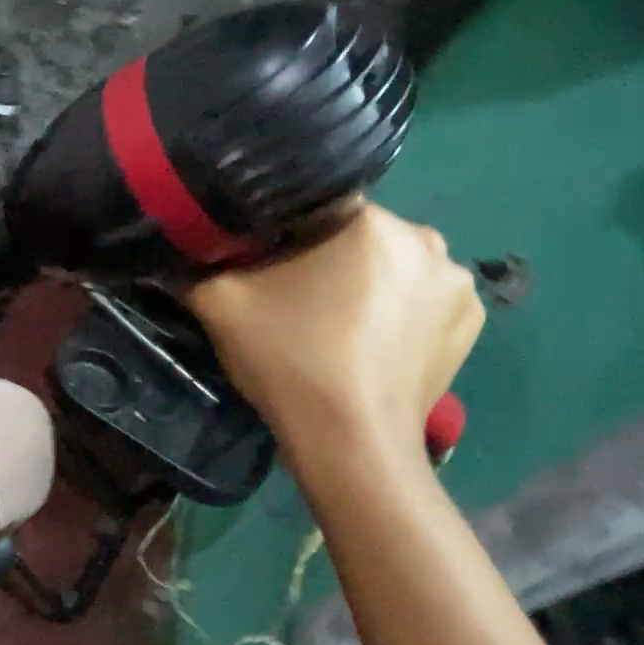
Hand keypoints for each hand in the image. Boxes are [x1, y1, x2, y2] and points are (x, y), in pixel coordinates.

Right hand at [186, 203, 483, 467]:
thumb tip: (172, 248)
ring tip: (328, 319)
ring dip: (363, 281)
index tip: (255, 257)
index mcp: (368, 222)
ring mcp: (458, 283)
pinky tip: (365, 339)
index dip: (278, 228)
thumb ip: (190, 264)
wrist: (350, 441)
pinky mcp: (471, 323)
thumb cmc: (287, 359)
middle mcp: (426, 239)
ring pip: (391, 265)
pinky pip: (421, 298)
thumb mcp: (217, 303)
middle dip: (324, 255)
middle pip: (356, 234)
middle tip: (287, 293)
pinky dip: (395, 309)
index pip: (313, 204)